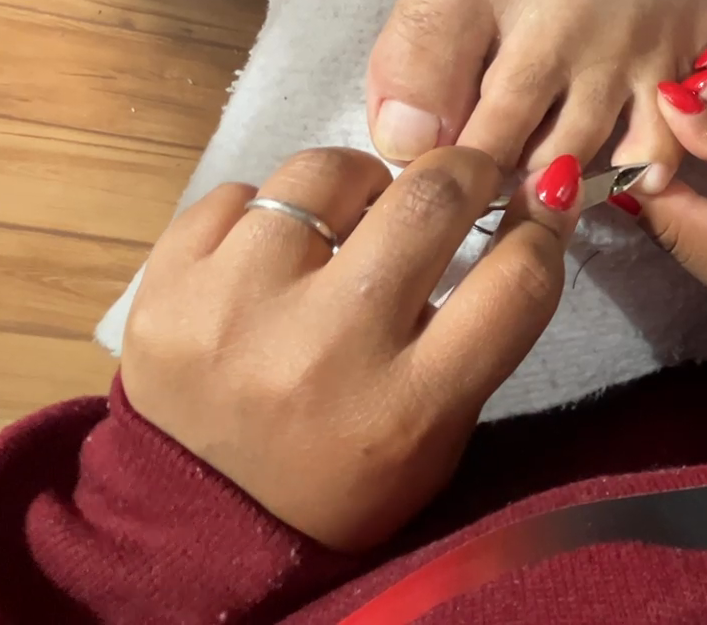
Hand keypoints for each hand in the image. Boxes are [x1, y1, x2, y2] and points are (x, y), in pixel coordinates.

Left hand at [120, 146, 581, 551]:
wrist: (199, 535)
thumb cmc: (354, 475)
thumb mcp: (446, 421)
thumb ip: (493, 317)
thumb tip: (540, 194)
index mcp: (410, 407)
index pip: (519, 277)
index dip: (544, 223)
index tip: (539, 198)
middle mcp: (325, 351)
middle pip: (431, 198)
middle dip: (464, 171)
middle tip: (459, 182)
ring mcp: (233, 315)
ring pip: (327, 172)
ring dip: (359, 184)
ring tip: (352, 222)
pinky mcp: (162, 294)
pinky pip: (239, 194)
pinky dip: (272, 211)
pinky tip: (276, 253)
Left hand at [364, 0, 706, 186]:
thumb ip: (423, 40)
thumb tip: (403, 142)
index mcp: (497, 18)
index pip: (455, 147)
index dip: (439, 182)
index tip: (433, 189)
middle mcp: (574, 51)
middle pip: (529, 165)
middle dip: (500, 197)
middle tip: (487, 210)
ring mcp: (645, 53)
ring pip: (602, 165)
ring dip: (570, 190)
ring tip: (552, 195)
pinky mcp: (699, 43)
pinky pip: (671, 138)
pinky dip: (644, 166)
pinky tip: (631, 165)